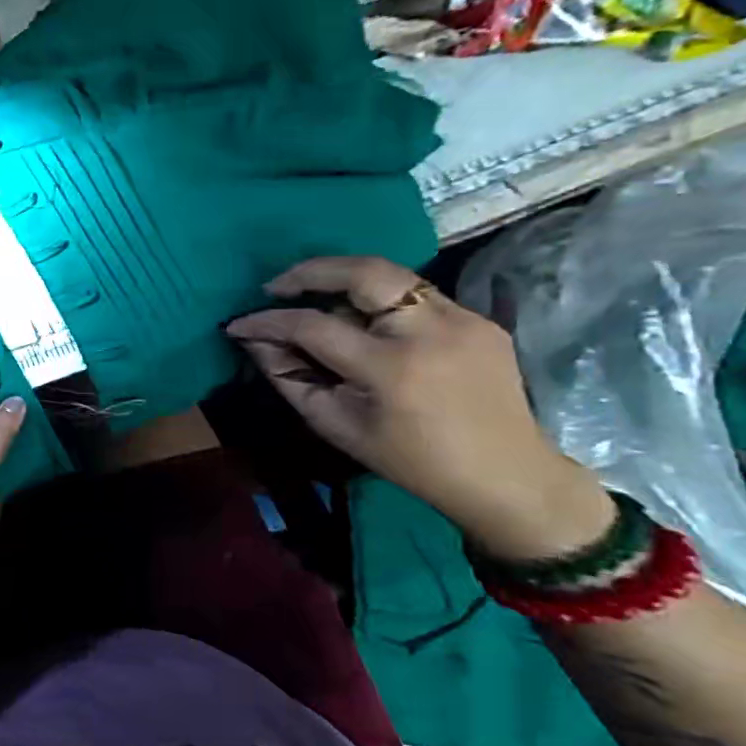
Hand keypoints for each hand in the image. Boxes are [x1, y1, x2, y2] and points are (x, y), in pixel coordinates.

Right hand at [226, 256, 613, 561]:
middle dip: (310, 270)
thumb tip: (257, 342)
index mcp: (390, 369)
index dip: (269, 321)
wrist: (505, 475)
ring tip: (317, 298)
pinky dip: (382, 304)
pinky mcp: (480, 318)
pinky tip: (370, 325)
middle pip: (362, 271)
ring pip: (391, 276)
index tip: (240, 324)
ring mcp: (462, 317)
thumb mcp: (339, 427)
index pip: (313, 326)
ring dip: (345, 282)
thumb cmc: (411, 462)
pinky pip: (417, 297)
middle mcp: (428, 330)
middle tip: (277, 285)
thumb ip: (291, 380)